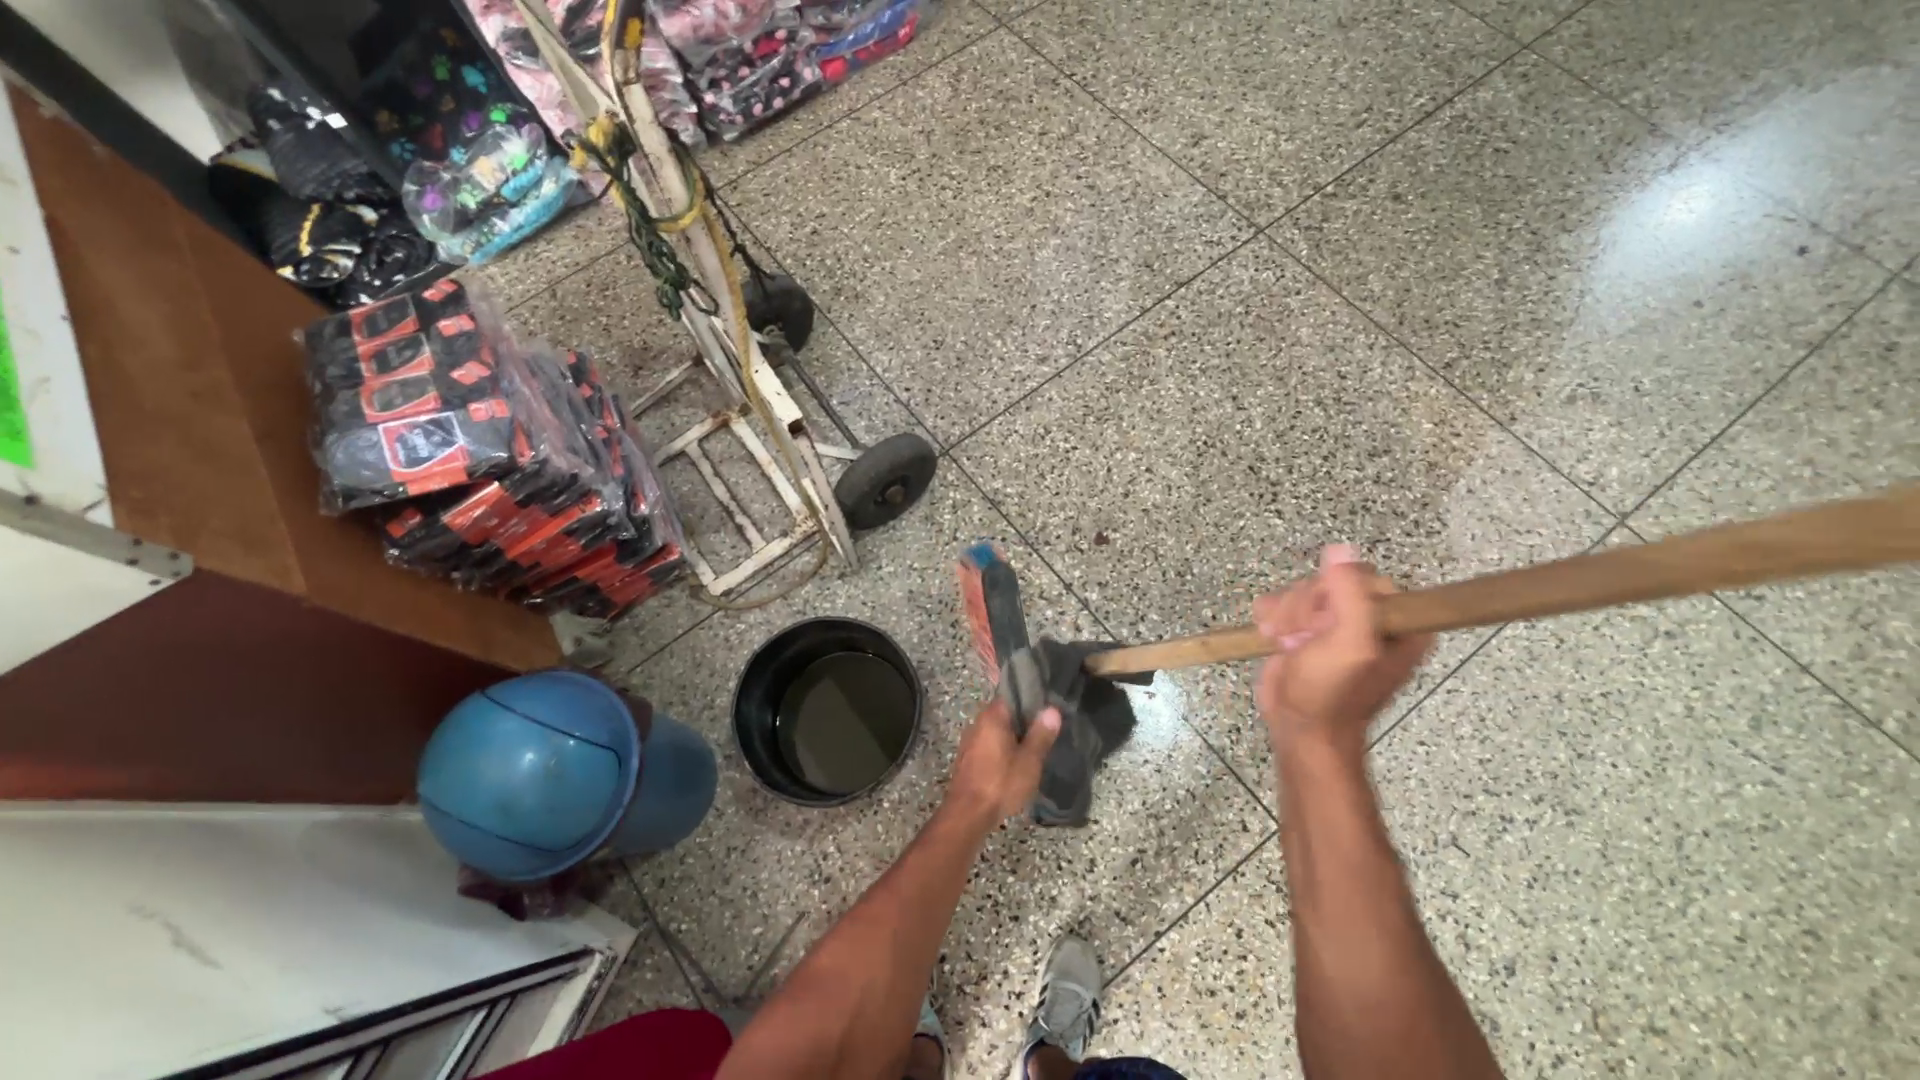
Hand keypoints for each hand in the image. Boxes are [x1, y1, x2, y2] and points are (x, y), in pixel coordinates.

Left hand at [946, 697, 1061, 824]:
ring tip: (1035, 746)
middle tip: (1046, 728)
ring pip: (996, 731)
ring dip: (1013, 736)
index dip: (1031, 699)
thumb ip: (1041, 734)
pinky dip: (1002, 748)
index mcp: (992, 717)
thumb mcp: (1029, 760)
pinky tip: (1015, 761)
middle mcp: (977, 723)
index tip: (1048, 707)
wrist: (967, 814)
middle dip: (1023, 720)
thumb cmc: (1001, 783)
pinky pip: (989, 745)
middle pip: (1004, 713)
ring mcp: (969, 741)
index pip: (1012, 695)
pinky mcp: (967, 759)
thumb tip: (1052, 710)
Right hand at [1254, 545, 1432, 762]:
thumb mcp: (1350, 645)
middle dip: (1306, 609)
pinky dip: (1271, 618)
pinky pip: (1281, 601)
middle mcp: (1370, 617)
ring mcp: (1334, 622)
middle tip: (1305, 641)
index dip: (1336, 595)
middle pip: (1327, 581)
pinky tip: (1274, 639)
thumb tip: (1339, 548)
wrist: (1299, 729)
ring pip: (1301, 590)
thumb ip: (1350, 595)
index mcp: (1399, 620)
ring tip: (1290, 646)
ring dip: (1286, 617)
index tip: (1327, 626)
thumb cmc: (1331, 695)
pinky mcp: (1303, 628)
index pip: (1363, 576)